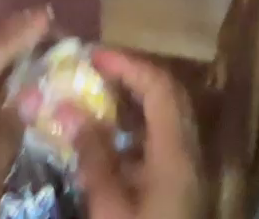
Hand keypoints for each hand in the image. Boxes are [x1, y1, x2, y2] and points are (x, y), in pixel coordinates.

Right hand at [78, 50, 202, 218]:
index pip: (159, 87)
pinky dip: (139, 127)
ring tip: (100, 96)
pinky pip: (165, 139)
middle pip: (169, 95)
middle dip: (133, 74)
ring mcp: (191, 169)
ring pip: (168, 117)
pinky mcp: (184, 186)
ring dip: (136, 100)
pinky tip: (111, 139)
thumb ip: (92, 156)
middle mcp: (191, 152)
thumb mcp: (110, 208)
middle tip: (98, 69)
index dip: (128, 64)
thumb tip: (67, 108)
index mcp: (177, 151)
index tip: (95, 55)